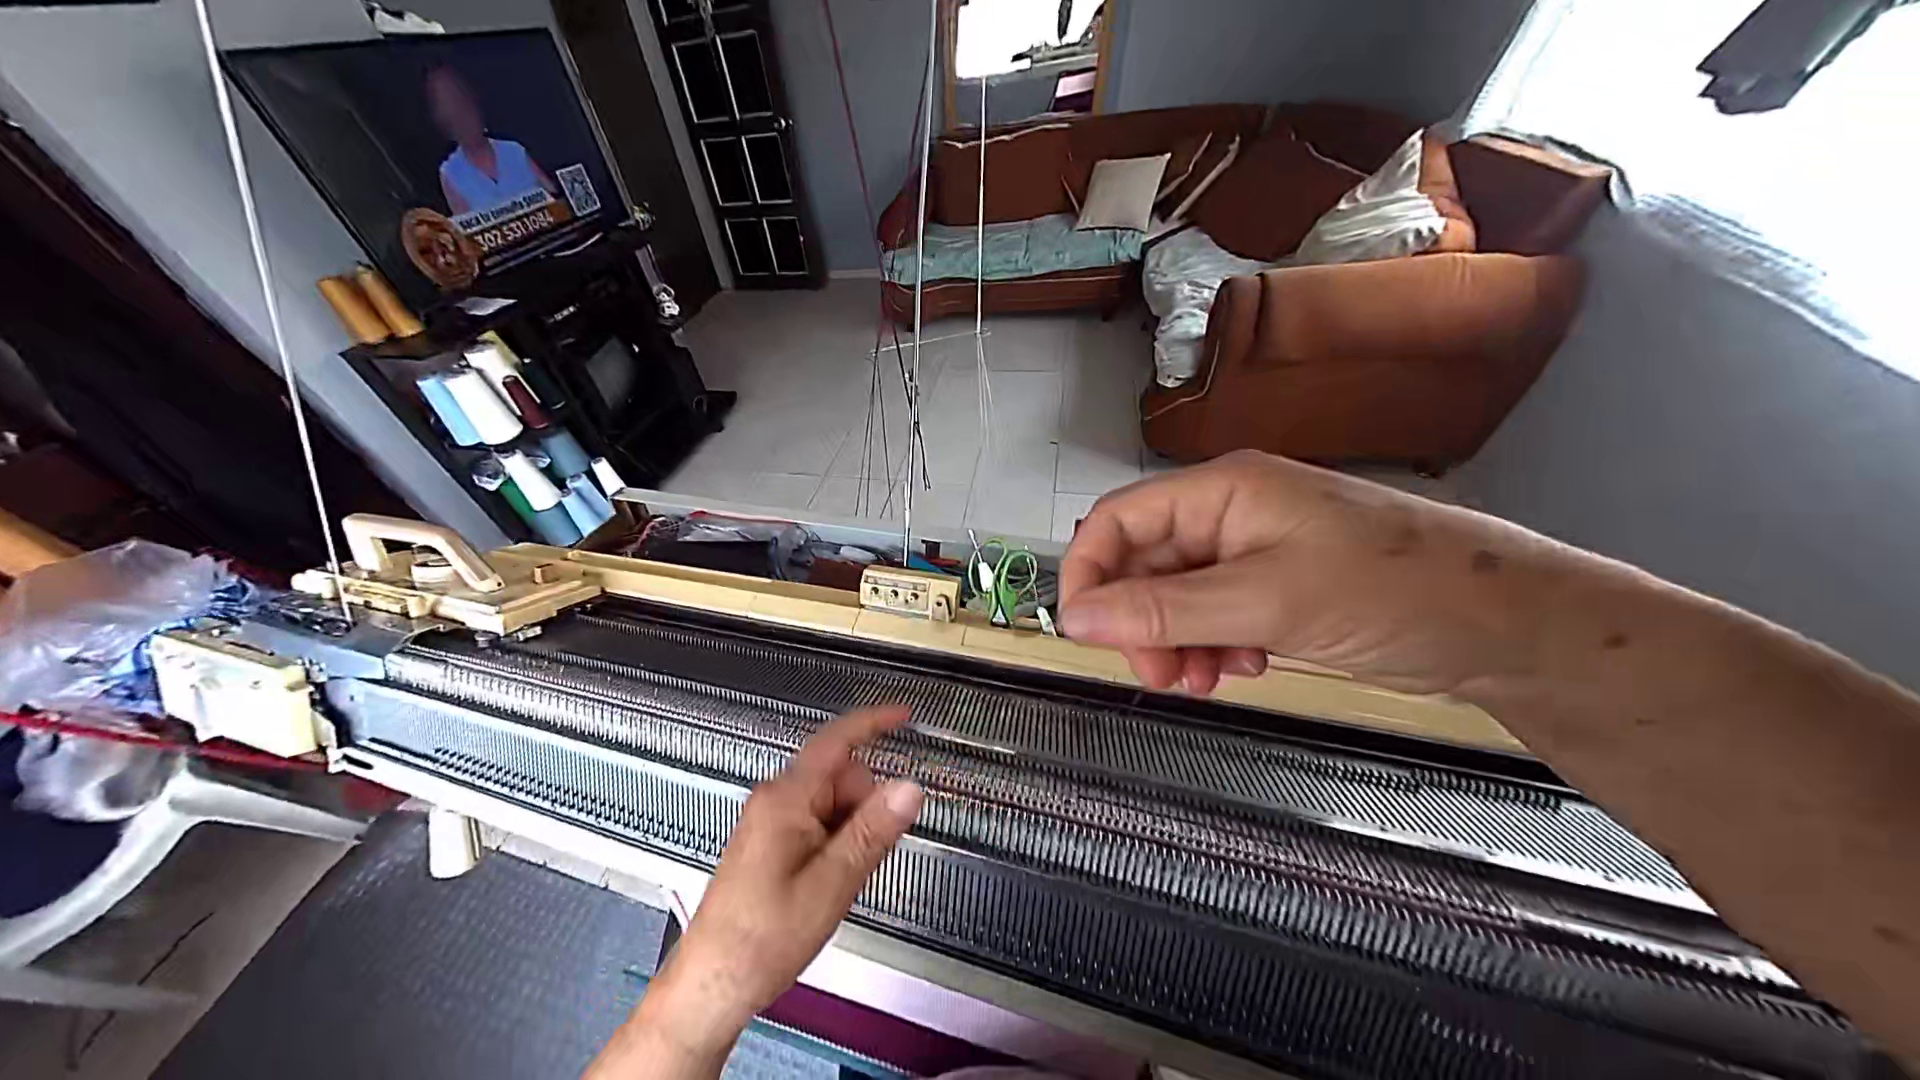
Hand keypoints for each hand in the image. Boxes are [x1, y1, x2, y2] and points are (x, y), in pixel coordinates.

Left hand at [627, 707, 922, 1062]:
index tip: (903, 714)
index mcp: (786, 799)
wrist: (712, 985)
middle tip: (862, 858)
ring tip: (837, 881)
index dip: (874, 723)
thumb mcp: (832, 884)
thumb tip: (908, 788)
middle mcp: (776, 799)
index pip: (837, 741)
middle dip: (866, 808)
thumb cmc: (760, 940)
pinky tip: (826, 882)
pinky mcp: (772, 839)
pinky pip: (820, 822)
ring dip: (851, 832)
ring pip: (835, 803)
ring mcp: (772, 819)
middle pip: (844, 778)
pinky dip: (836, 843)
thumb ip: (873, 830)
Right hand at [1060, 451, 1581, 696]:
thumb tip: (1077, 619)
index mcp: (1221, 491)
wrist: (1509, 627)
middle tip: (1159, 675)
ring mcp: (1252, 551)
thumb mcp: (1264, 602)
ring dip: (1175, 640)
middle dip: (1140, 621)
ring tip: (1203, 681)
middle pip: (1144, 563)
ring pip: (1175, 595)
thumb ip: (1163, 610)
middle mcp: (1229, 513)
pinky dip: (1210, 645)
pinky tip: (1240, 669)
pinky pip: (1212, 613)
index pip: (1117, 520)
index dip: (1088, 573)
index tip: (1084, 632)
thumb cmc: (1393, 592)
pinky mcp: (1274, 585)